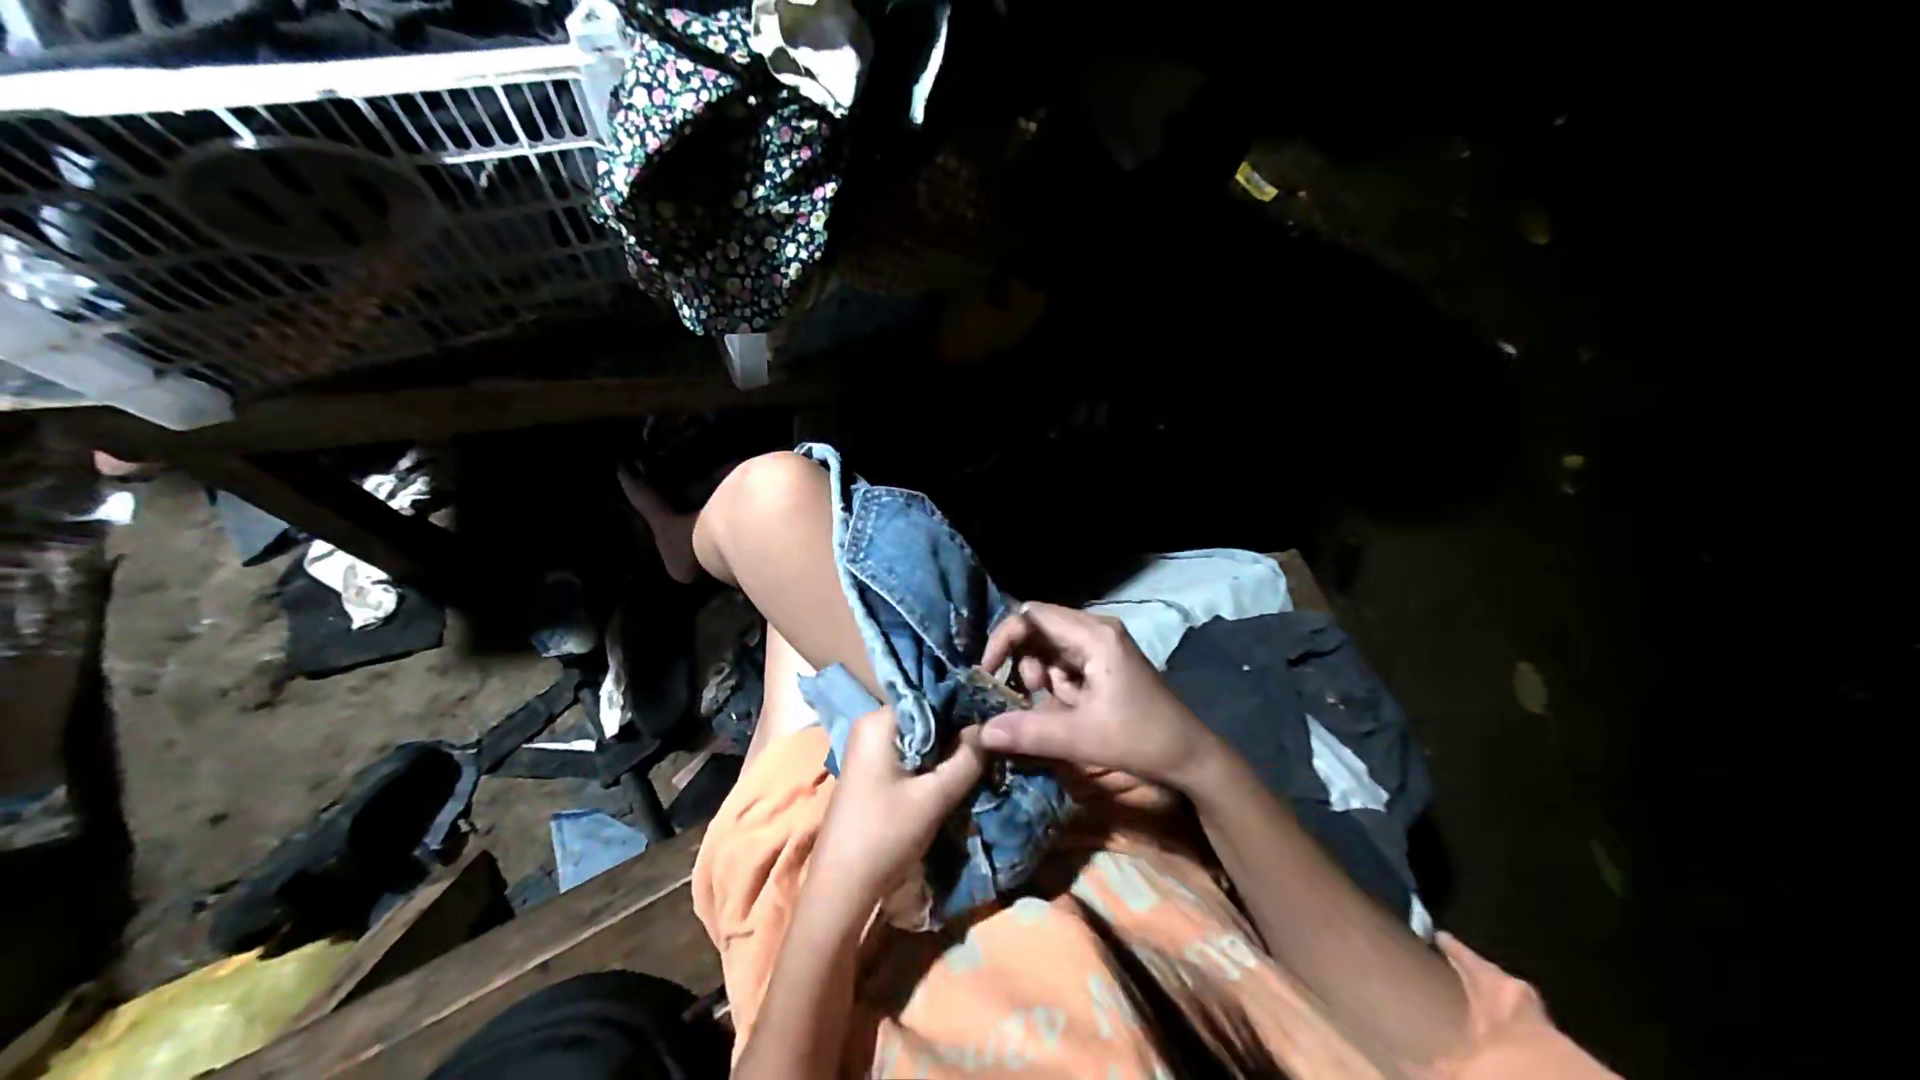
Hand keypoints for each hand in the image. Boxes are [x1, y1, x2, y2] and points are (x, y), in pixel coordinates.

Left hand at [812, 707, 985, 909]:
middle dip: (959, 728)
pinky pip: (911, 754)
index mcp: (879, 720)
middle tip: (996, 738)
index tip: (997, 715)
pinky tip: (959, 771)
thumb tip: (993, 727)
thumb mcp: (935, 797)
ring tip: (985, 753)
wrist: (842, 888)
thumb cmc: (885, 835)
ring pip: (921, 737)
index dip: (965, 704)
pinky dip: (933, 762)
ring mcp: (870, 748)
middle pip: (927, 716)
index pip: (931, 695)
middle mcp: (871, 726)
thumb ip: (967, 759)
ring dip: (948, 748)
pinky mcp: (874, 771)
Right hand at [978, 602, 1224, 792]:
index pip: (1032, 616)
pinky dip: (1056, 686)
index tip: (990, 672)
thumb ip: (1029, 732)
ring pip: (1048, 649)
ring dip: (1041, 678)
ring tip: (1058, 709)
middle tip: (1030, 696)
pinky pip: (1063, 664)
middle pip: (1038, 630)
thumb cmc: (1142, 739)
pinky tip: (1071, 711)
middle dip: (1024, 663)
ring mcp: (1101, 646)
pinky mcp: (1103, 663)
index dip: (1004, 638)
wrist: (1191, 756)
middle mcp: (1096, 631)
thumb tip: (982, 732)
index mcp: (1095, 636)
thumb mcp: (1082, 738)